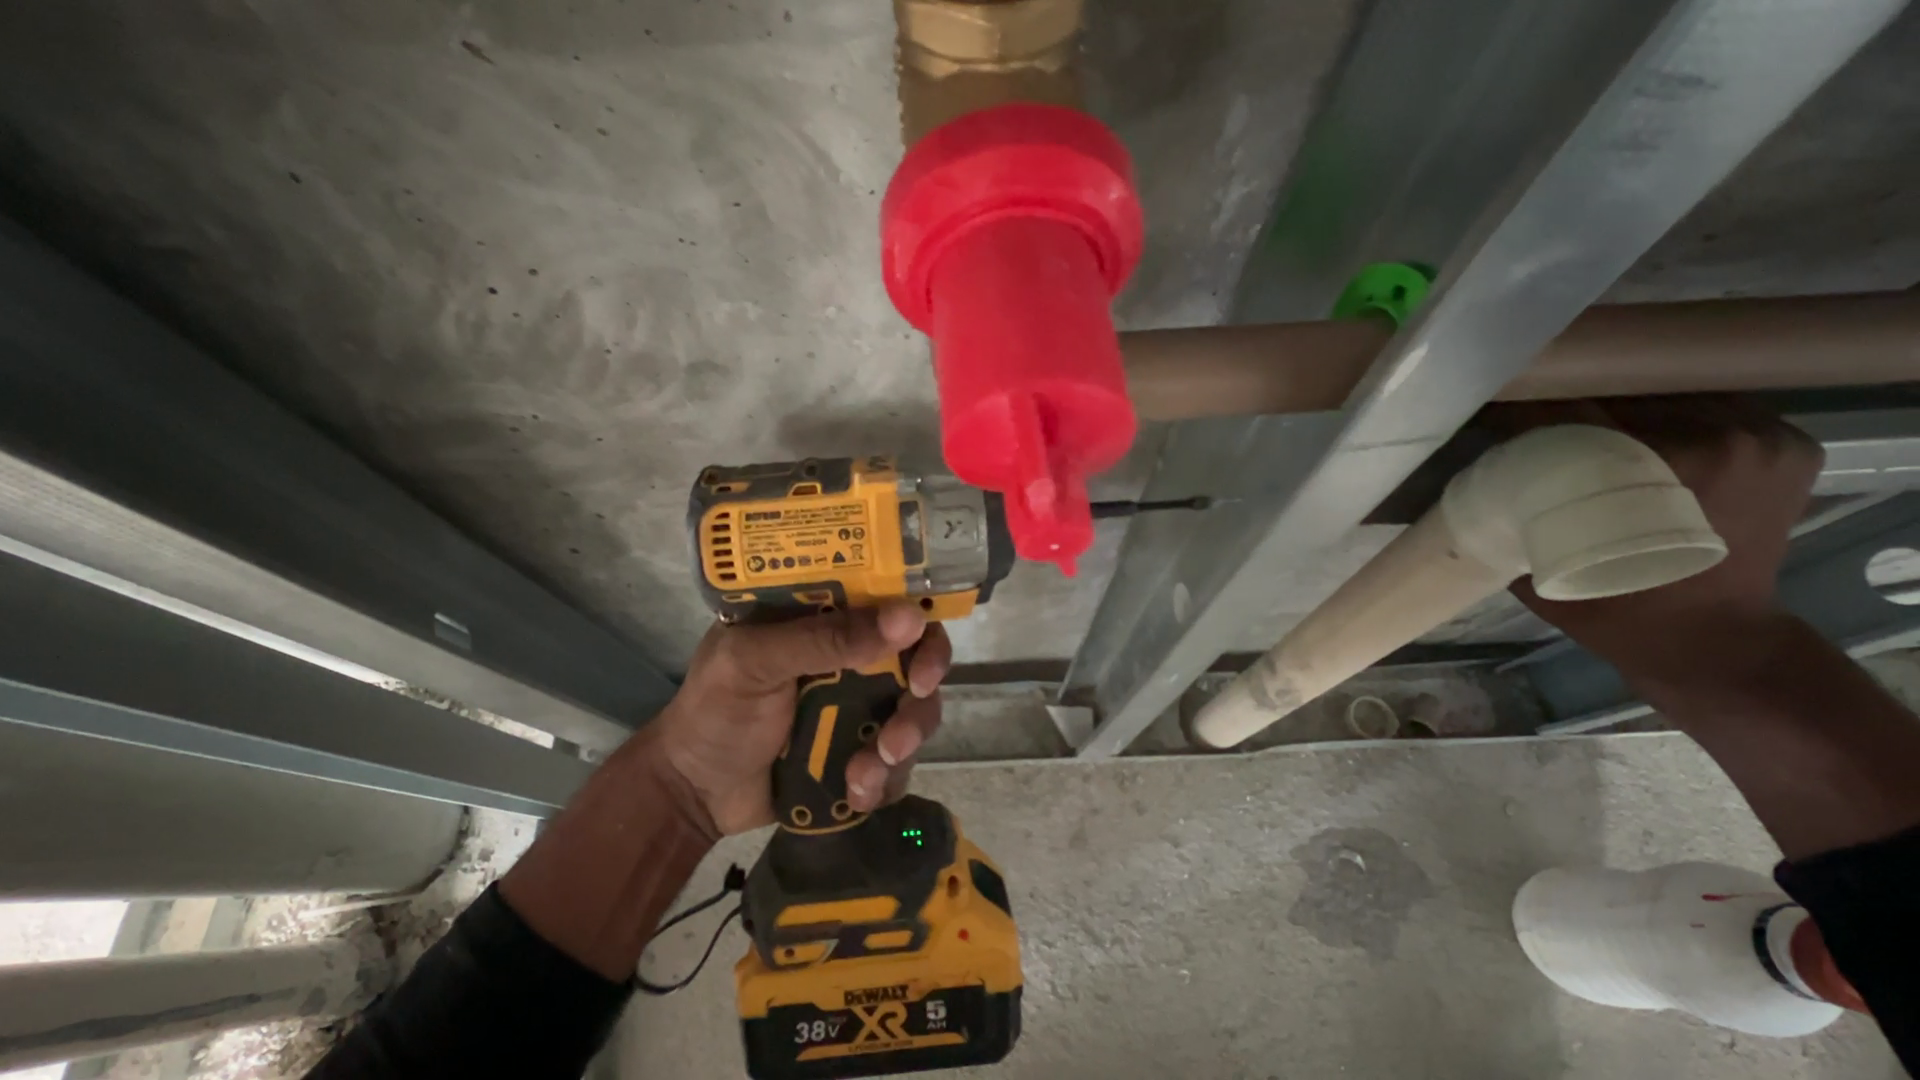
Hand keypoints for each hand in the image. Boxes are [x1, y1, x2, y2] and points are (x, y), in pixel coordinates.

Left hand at [643, 602, 951, 835]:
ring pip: (916, 711)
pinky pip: (900, 763)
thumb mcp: (756, 662)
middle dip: (922, 687)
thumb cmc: (714, 710)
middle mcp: (852, 655)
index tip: (922, 648)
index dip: (918, 619)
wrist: (693, 794)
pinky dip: (885, 780)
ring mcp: (861, 706)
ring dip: (904, 740)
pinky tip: (854, 792)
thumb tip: (908, 617)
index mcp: (824, 617)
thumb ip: (825, 638)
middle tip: (907, 707)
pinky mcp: (862, 751)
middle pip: (917, 656)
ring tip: (864, 770)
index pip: (888, 599)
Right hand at [1501, 395, 1822, 684]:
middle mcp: (1731, 440)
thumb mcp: (1550, 564)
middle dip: (1585, 411)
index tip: (1505, 417)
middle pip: (1633, 400)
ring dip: (1633, 412)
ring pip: (1676, 401)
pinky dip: (1680, 420)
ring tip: (1593, 431)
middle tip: (1545, 425)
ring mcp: (1768, 441)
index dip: (1537, 414)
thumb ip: (1523, 510)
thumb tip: (1490, 470)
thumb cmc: (1623, 612)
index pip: (1584, 413)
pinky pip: (1719, 413)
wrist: (1714, 643)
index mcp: (1675, 464)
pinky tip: (1650, 438)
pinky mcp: (1788, 448)